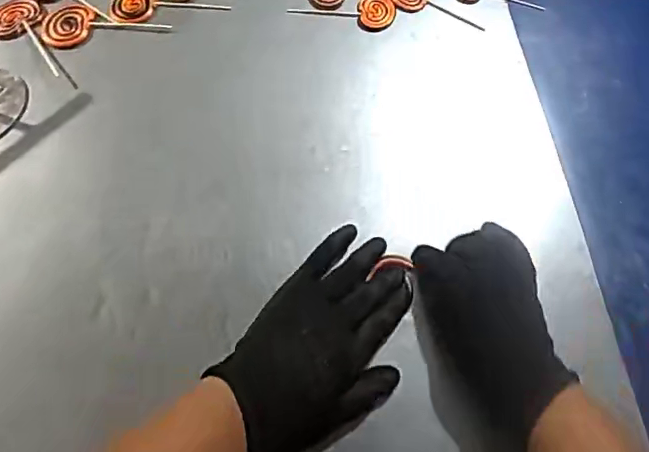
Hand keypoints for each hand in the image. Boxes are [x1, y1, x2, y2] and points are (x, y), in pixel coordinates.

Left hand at [205, 225, 412, 451]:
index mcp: (351, 352)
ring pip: (350, 271)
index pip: (384, 319)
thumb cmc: (288, 416)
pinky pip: (320, 261)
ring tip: (379, 244)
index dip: (398, 302)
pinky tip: (348, 232)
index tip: (407, 288)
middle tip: (398, 267)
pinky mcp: (295, 290)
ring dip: (367, 256)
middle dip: (387, 278)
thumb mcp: (334, 415)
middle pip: (371, 292)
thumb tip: (394, 375)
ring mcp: (317, 301)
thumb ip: (367, 392)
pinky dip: (335, 244)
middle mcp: (340, 321)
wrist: (242, 408)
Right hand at [412, 223, 577, 441]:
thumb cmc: (472, 368)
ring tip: (479, 279)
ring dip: (478, 254)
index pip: (424, 255)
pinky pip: (507, 241)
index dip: (426, 271)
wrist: (518, 380)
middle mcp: (472, 256)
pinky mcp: (523, 261)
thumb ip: (429, 301)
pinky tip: (498, 263)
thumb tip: (429, 287)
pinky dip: (501, 248)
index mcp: (441, 276)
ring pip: (482, 237)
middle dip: (453, 262)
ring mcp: (501, 256)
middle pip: (455, 244)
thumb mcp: (434, 335)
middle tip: (457, 290)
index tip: (428, 283)